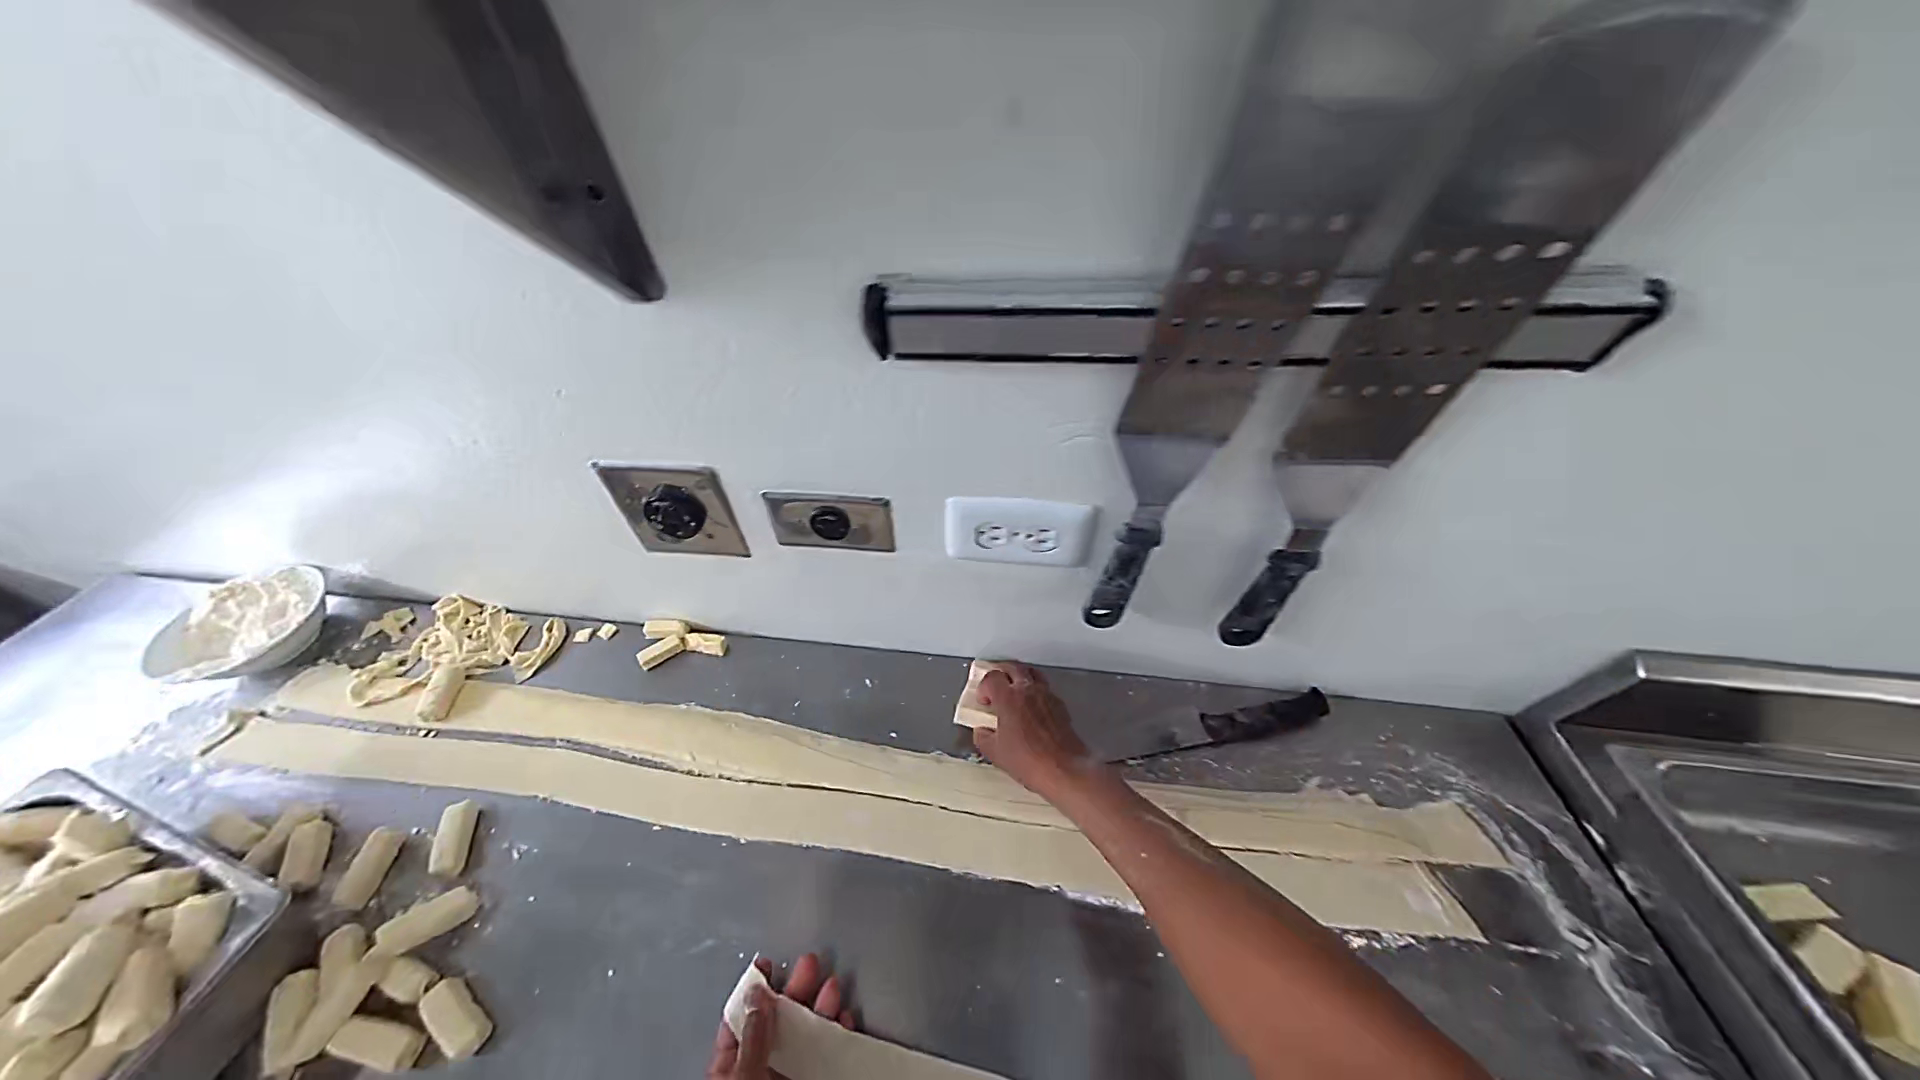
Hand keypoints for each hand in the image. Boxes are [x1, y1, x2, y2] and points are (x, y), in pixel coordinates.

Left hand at [706, 953, 856, 1078]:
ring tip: (833, 986)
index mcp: (732, 1067)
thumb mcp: (743, 1076)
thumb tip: (758, 994)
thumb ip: (753, 1037)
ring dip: (822, 1007)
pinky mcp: (814, 1077)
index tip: (765, 962)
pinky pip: (828, 1053)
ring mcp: (789, 1073)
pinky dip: (838, 1034)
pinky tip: (844, 1020)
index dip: (754, 988)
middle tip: (810, 963)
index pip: (742, 1018)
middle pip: (780, 1019)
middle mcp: (761, 1067)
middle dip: (797, 989)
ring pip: (807, 1033)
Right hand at [972, 663, 1091, 796]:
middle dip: (1001, 673)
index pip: (992, 677)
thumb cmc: (1028, 760)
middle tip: (995, 685)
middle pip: (1013, 667)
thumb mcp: (995, 753)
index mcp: (1008, 698)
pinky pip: (1045, 689)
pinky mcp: (1060, 705)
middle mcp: (1028, 690)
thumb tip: (982, 731)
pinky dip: (1035, 691)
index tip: (983, 700)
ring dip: (1020, 678)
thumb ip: (983, 737)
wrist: (1064, 769)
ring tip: (1014, 692)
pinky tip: (1032, 708)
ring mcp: (1046, 695)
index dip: (984, 687)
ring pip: (1032, 673)